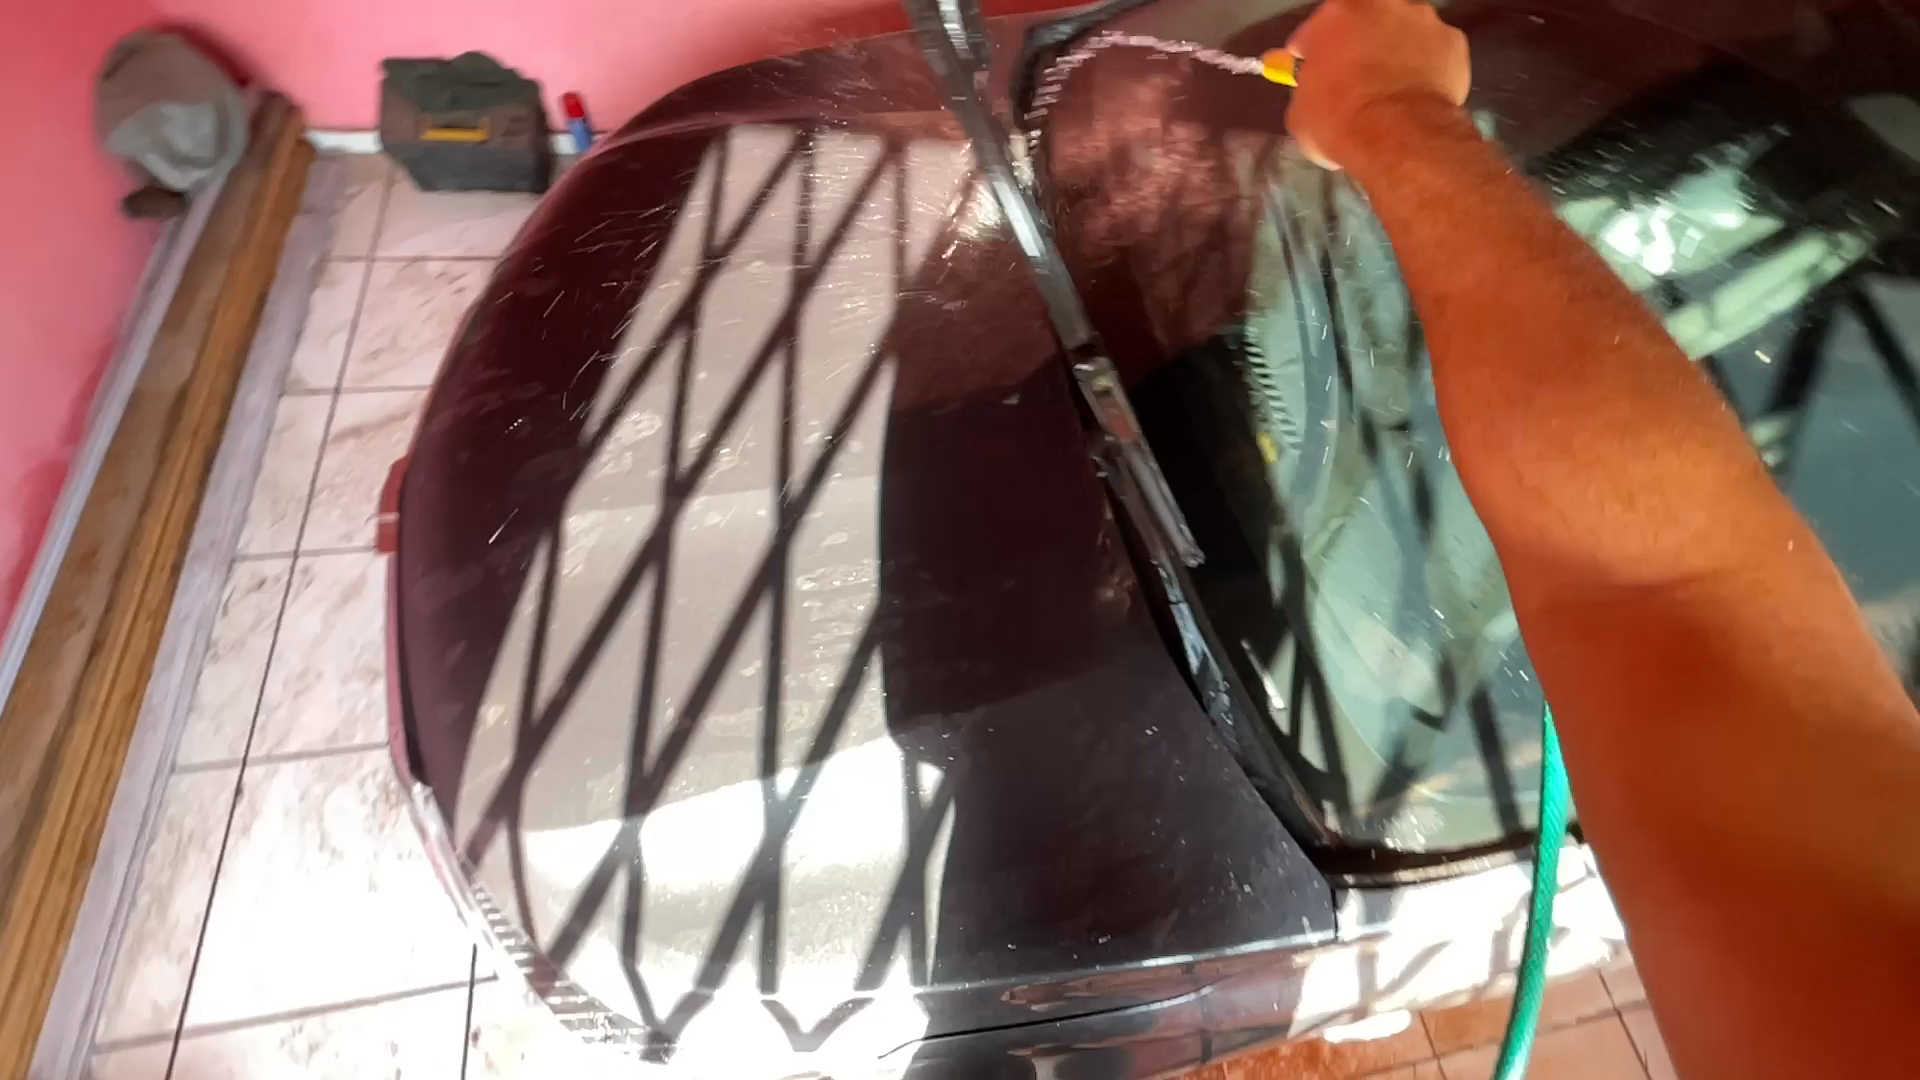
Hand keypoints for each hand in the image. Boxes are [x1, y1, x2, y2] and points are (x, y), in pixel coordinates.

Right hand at [1284, 0, 1470, 168]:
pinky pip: (1430, 54)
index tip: (1308, 76)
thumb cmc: (1336, 121)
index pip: (1312, 32)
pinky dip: (1420, 71)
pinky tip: (1409, 99)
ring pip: (1400, 34)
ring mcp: (1423, 17)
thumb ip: (1308, 89)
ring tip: (1384, 94)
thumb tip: (1316, 90)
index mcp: (1336, 13)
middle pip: (1362, 24)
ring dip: (1390, 55)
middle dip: (1354, 48)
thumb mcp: (1299, 113)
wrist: (1394, 134)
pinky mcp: (1453, 39)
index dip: (1309, 58)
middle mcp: (1382, 2)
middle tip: (1348, 85)